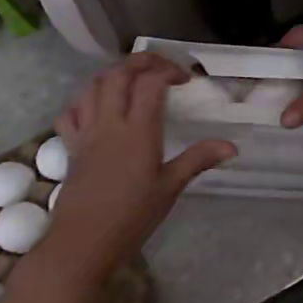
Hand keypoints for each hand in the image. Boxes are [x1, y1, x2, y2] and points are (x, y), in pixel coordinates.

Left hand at [48, 53, 235, 276]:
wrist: (84, 241)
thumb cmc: (132, 216)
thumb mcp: (170, 188)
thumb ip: (197, 160)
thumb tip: (231, 146)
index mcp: (138, 130)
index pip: (151, 83)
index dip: (169, 71)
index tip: (185, 79)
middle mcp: (110, 122)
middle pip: (119, 74)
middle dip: (141, 61)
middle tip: (161, 67)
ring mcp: (86, 132)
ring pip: (92, 86)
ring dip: (112, 75)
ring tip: (130, 81)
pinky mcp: (71, 146)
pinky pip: (70, 112)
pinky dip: (82, 101)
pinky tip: (96, 108)